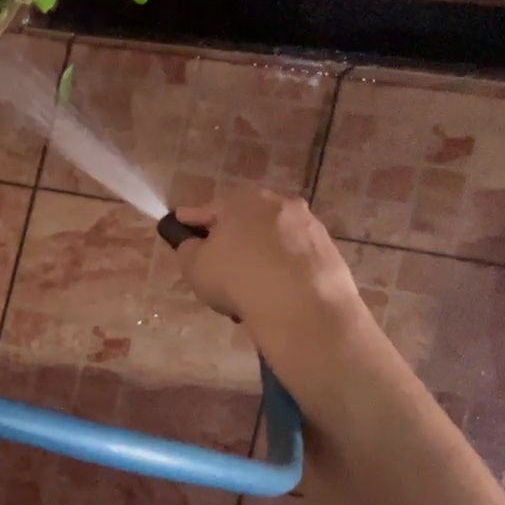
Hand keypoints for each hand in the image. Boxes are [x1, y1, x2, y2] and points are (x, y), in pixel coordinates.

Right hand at [173, 189, 362, 341]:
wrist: (299, 302)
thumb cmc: (235, 277)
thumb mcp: (193, 266)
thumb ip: (188, 249)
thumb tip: (195, 244)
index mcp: (241, 203)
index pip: (206, 209)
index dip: (189, 219)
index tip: (178, 224)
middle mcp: (277, 204)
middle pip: (244, 218)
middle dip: (229, 234)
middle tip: (214, 257)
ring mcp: (307, 223)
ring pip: (270, 235)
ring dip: (256, 250)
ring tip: (244, 279)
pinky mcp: (326, 246)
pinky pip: (290, 253)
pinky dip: (278, 264)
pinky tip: (269, 287)